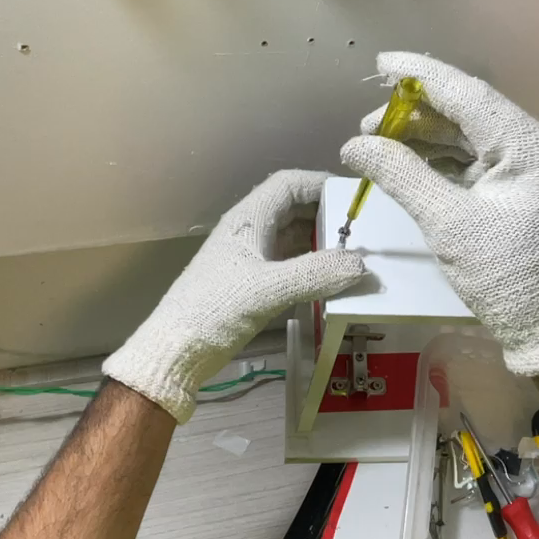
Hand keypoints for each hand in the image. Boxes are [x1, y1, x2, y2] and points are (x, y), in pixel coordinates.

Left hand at [103, 170, 366, 421]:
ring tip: (355, 253)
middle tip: (364, 228)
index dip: (321, 184)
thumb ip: (314, 275)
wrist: (174, 354)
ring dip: (322, 241)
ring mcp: (251, 257)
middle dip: (328, 213)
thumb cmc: (213, 310)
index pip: (289, 184)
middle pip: (294, 208)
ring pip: (294, 236)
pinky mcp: (253, 282)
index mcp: (248, 219)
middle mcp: (250, 231)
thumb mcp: (266, 290)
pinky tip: (333, 279)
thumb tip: (362, 264)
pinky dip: (313, 265)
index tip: (355, 196)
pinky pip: (291, 263)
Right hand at [339, 52, 538, 375]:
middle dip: (416, 114)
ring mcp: (538, 161)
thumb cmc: (503, 277)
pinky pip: (481, 155)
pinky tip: (407, 156)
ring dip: (427, 136)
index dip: (421, 75)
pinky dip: (445, 156)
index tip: (382, 63)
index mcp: (534, 146)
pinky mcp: (529, 179)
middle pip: (470, 112)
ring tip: (378, 140)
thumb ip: (401, 174)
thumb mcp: (447, 223)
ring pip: (473, 133)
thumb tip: (354, 145)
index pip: (470, 94)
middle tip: (367, 124)